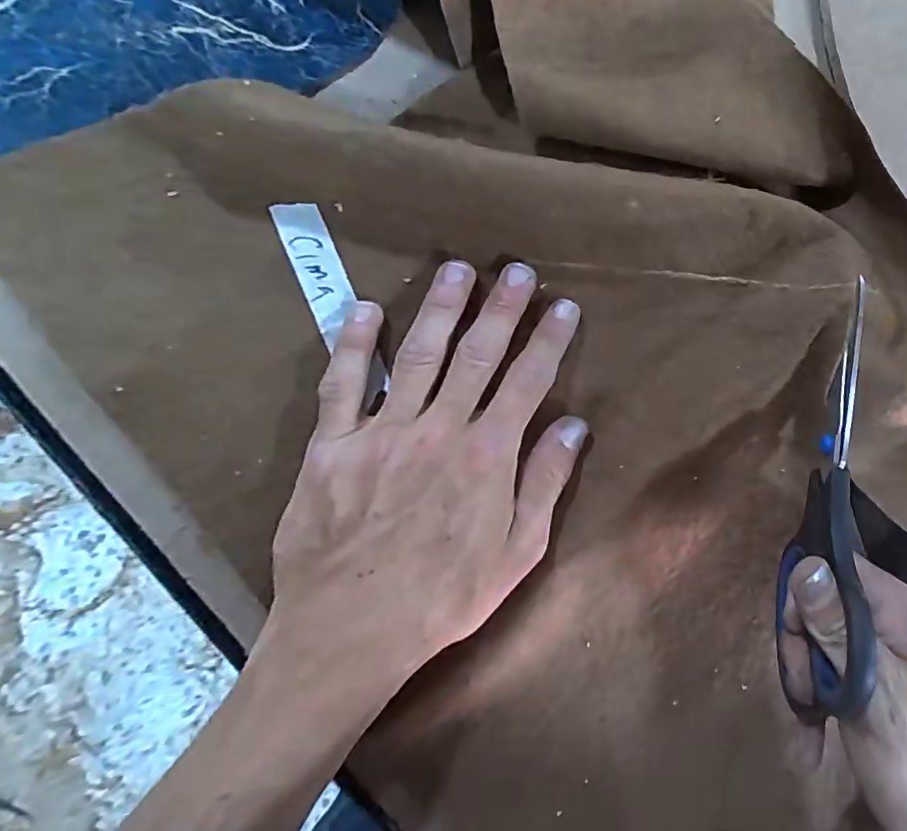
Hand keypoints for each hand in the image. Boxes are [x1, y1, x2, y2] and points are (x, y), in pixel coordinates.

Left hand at [266, 258, 586, 688]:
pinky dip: (354, 345)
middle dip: (501, 308)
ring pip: (418, 356)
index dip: (549, 339)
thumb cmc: (445, 596)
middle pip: (477, 355)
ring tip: (457, 270)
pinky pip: (343, 386)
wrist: (346, 636)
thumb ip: (546, 483)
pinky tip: (365, 310)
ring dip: (441, 310)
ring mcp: (381, 434)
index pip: (528, 380)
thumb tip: (575, 427)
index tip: (563, 306)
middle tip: (516, 269)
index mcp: (487, 455)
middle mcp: (439, 430)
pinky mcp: (331, 448)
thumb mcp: (519, 551)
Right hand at [781, 555, 906, 830]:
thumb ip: (837, 627)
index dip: (806, 595)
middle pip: (822, 605)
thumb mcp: (870, 687)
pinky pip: (826, 670)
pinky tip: (813, 738)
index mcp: (897, 604)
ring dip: (804, 683)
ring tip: (811, 723)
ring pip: (818, 640)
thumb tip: (809, 563)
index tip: (794, 637)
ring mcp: (878, 646)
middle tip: (803, 693)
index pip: (837, 567)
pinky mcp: (868, 675)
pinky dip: (813, 702)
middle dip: (802, 651)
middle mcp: (888, 615)